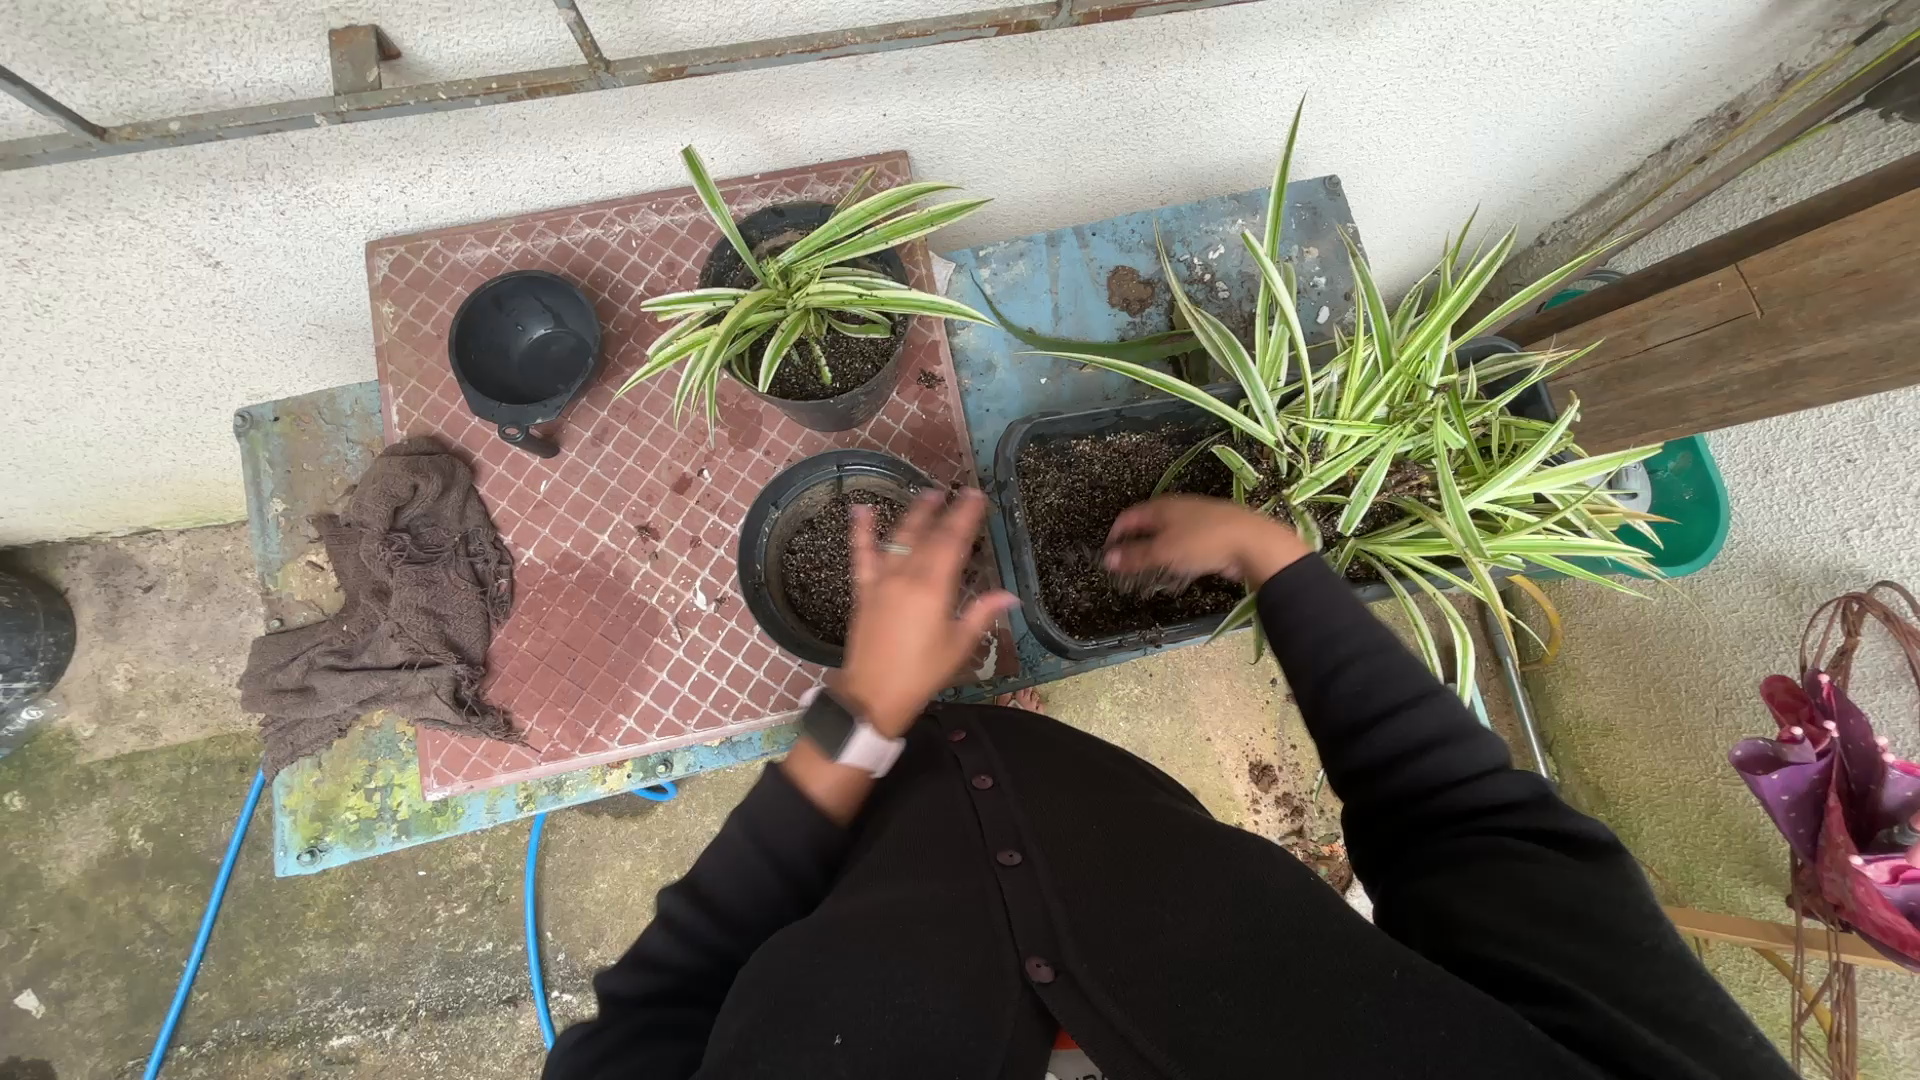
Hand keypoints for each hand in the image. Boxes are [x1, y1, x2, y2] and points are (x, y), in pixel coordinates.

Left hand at [837, 487, 1017, 735]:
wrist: (874, 693)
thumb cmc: (922, 672)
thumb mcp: (959, 645)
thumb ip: (981, 614)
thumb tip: (1009, 596)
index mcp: (934, 588)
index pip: (954, 542)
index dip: (966, 517)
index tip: (976, 497)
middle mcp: (907, 575)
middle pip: (929, 535)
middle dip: (945, 511)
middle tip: (958, 492)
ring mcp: (882, 580)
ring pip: (899, 537)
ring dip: (914, 514)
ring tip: (927, 494)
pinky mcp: (864, 590)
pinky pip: (862, 554)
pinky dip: (861, 531)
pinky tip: (860, 509)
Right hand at [1104, 495, 1311, 586]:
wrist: (1253, 542)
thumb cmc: (1202, 542)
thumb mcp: (1163, 552)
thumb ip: (1135, 556)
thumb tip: (1107, 559)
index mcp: (1161, 507)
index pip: (1128, 517)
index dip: (1115, 534)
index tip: (1109, 553)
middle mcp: (1178, 508)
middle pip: (1149, 524)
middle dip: (1136, 543)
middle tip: (1129, 564)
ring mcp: (1198, 518)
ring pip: (1169, 534)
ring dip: (1158, 550)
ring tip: (1153, 570)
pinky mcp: (1214, 531)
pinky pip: (1187, 543)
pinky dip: (1178, 555)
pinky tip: (1181, 569)